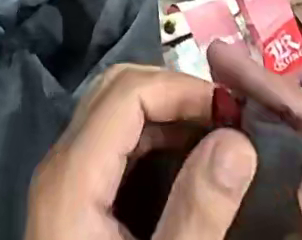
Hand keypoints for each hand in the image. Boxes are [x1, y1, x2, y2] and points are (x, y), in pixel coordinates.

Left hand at [26, 64, 257, 239]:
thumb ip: (199, 212)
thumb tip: (239, 141)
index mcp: (72, 175)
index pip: (126, 93)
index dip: (181, 89)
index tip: (235, 113)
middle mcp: (62, 163)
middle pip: (116, 91)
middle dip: (174, 93)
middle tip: (230, 119)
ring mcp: (66, 178)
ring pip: (115, 111)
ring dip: (167, 111)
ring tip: (220, 134)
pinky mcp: (76, 196)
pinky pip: (115, 141)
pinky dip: (155, 135)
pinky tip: (192, 159)